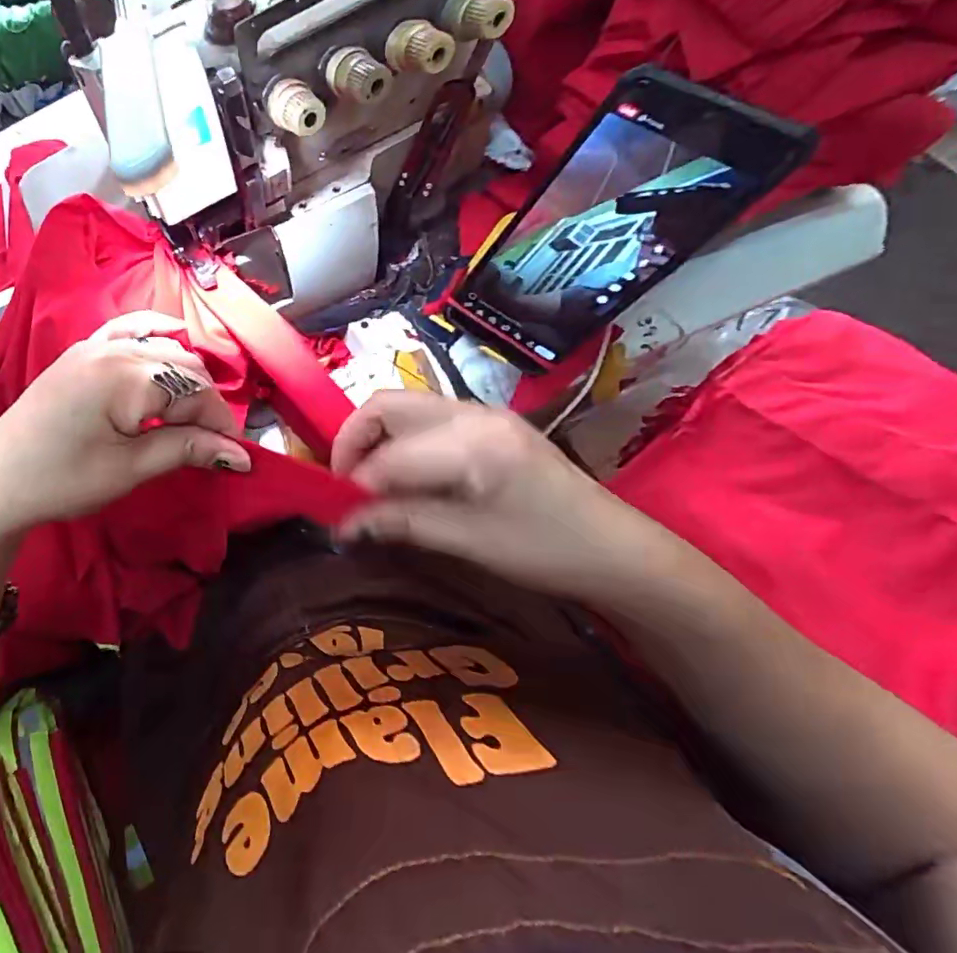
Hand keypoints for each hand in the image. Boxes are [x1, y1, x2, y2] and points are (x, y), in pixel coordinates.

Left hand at [0, 312, 251, 549]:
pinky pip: (128, 330)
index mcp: (126, 375)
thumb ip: (185, 449)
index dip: (219, 424)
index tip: (233, 456)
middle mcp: (113, 348)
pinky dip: (154, 337)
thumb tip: (240, 455)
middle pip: (182, 366)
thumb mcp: (128, 469)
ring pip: (160, 346)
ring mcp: (93, 344)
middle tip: (211, 443)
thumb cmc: (61, 480)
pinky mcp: (80, 351)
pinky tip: (169, 344)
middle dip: (204, 403)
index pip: (195, 391)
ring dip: (184, 374)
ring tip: (191, 414)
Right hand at [331, 390, 698, 605]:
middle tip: (344, 485)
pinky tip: (403, 476)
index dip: (354, 485)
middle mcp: (473, 414)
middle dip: (352, 442)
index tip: (338, 516)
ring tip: (369, 482)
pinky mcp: (488, 423)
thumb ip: (399, 522)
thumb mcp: (467, 541)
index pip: (387, 456)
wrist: (618, 549)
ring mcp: (482, 413)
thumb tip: (342, 524)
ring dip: (374, 439)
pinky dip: (399, 440)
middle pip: (384, 406)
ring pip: (402, 408)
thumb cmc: (545, 550)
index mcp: (472, 443)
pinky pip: (424, 418)